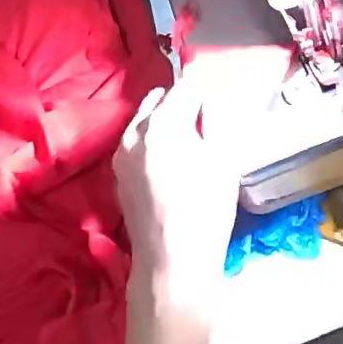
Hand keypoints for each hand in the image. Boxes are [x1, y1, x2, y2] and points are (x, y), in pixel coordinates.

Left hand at [114, 70, 238, 307]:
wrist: (172, 263)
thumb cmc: (206, 211)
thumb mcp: (224, 160)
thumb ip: (215, 122)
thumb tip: (207, 102)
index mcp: (163, 126)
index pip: (184, 90)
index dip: (199, 84)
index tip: (210, 80)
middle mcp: (135, 135)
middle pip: (158, 104)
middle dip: (178, 99)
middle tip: (198, 100)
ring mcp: (121, 158)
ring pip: (142, 124)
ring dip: (161, 117)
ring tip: (182, 120)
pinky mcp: (118, 179)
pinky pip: (134, 145)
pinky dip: (149, 139)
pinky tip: (165, 150)